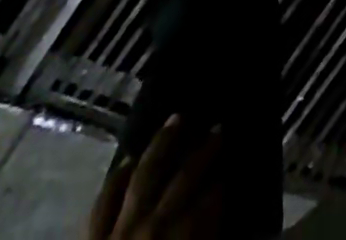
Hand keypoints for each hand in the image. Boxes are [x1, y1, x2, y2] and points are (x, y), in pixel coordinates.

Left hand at [88, 116, 223, 239]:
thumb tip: (242, 225)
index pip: (211, 201)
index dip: (224, 182)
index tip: (234, 165)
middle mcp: (153, 226)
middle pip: (184, 179)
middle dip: (204, 151)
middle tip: (220, 126)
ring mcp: (120, 230)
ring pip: (144, 175)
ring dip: (162, 144)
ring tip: (177, 117)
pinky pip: (104, 201)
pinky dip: (116, 178)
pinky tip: (128, 159)